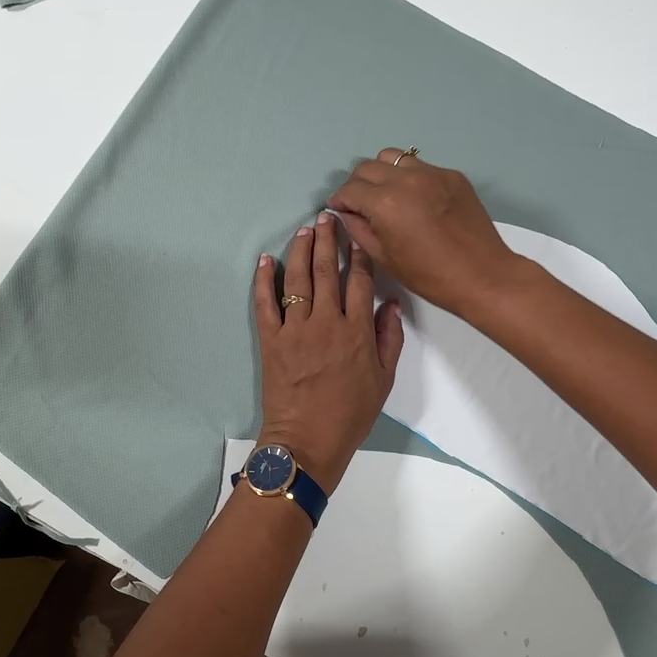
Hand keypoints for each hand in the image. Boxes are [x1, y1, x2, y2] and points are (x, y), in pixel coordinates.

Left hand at [253, 211, 403, 493]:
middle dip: (327, 240)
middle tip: (327, 216)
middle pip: (325, 271)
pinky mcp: (271, 339)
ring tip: (305, 229)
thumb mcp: (383, 380)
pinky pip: (265, 303)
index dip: (358, 254)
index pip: (358, 281)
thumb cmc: (350, 414)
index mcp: (356, 330)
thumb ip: (389, 339)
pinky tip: (265, 260)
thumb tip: (392, 304)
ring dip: (300, 250)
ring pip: (297, 279)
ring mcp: (295, 328)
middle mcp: (325, 322)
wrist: (307, 441)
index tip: (357, 234)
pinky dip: (263, 280)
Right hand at [327, 148, 526, 321]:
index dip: (339, 200)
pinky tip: (418, 200)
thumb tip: (346, 212)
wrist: (482, 275)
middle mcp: (405, 179)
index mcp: (385, 202)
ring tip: (388, 194)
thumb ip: (358, 229)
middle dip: (358, 184)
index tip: (339, 209)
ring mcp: (432, 173)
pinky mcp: (452, 175)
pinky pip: (421, 167)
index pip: (349, 189)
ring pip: (393, 158)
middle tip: (362, 204)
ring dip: (383, 173)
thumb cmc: (429, 274)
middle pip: (367, 168)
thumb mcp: (384, 258)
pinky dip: (410, 178)